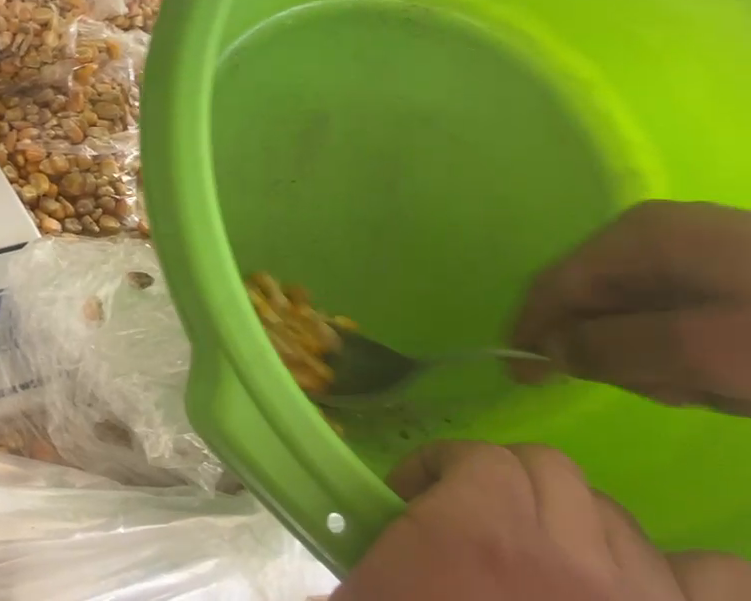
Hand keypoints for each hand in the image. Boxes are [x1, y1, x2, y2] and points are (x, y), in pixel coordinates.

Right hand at [334, 442, 689, 599]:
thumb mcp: (366, 599)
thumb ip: (367, 564)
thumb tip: (331, 561)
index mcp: (477, 529)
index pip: (478, 457)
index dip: (439, 469)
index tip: (412, 500)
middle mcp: (567, 550)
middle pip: (549, 471)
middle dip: (505, 485)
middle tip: (475, 526)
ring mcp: (639, 597)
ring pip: (622, 520)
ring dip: (581, 527)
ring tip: (553, 566)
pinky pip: (723, 580)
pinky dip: (691, 576)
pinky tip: (644, 589)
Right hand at [510, 200, 750, 412]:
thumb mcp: (707, 352)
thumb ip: (612, 350)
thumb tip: (553, 351)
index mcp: (645, 236)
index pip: (556, 284)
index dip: (533, 331)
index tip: (523, 379)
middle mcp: (671, 236)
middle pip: (604, 303)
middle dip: (623, 354)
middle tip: (678, 395)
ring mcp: (721, 257)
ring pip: (655, 320)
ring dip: (677, 365)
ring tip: (731, 393)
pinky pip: (703, 326)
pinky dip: (714, 362)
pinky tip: (748, 383)